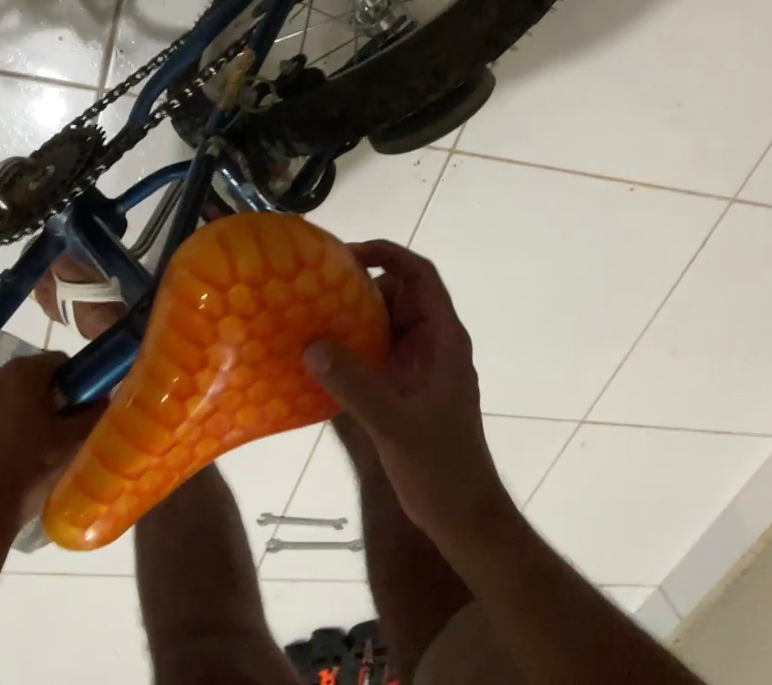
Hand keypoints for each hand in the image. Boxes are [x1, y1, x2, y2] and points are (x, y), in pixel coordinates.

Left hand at [0, 353, 100, 538]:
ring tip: (14, 449)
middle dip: (39, 397)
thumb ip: (92, 415)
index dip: (72, 384)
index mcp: (21, 373)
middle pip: (25, 377)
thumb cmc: (24, 476)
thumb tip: (104, 398)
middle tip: (47, 434)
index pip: (58, 362)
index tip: (73, 411)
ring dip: (9, 409)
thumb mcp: (69, 447)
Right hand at [302, 241, 513, 539]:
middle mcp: (432, 344)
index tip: (346, 254)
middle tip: (314, 284)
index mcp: (443, 340)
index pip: (421, 277)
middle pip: (398, 294)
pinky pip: (375, 350)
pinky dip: (350, 343)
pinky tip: (318, 354)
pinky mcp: (403, 387)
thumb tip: (312, 343)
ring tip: (309, 312)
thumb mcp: (395, 425)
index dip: (388, 255)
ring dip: (352, 314)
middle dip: (360, 283)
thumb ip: (355, 385)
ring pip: (384, 322)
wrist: (463, 516)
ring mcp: (418, 365)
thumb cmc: (441, 468)